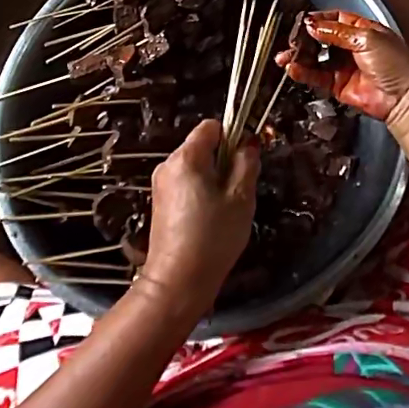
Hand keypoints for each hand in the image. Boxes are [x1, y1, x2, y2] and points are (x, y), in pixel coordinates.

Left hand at [141, 120, 257, 315]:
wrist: (178, 281)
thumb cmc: (213, 237)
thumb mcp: (241, 199)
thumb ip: (246, 164)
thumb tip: (249, 142)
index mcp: (187, 156)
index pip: (211, 126)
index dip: (231, 136)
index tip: (245, 158)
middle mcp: (168, 164)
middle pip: (202, 146)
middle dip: (223, 161)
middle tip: (239, 190)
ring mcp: (161, 183)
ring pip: (194, 167)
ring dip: (212, 179)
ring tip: (225, 209)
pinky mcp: (159, 202)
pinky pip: (185, 184)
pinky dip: (199, 193)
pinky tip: (209, 219)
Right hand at [276, 11, 408, 126]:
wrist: (405, 99)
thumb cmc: (396, 64)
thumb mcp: (367, 39)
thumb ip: (336, 32)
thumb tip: (311, 25)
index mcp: (362, 29)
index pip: (334, 19)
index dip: (318, 20)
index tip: (302, 22)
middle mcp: (351, 46)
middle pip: (321, 38)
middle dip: (304, 38)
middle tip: (290, 40)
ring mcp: (344, 66)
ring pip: (315, 57)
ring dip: (299, 56)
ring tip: (285, 57)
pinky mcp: (338, 84)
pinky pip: (316, 76)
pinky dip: (303, 72)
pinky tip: (293, 69)